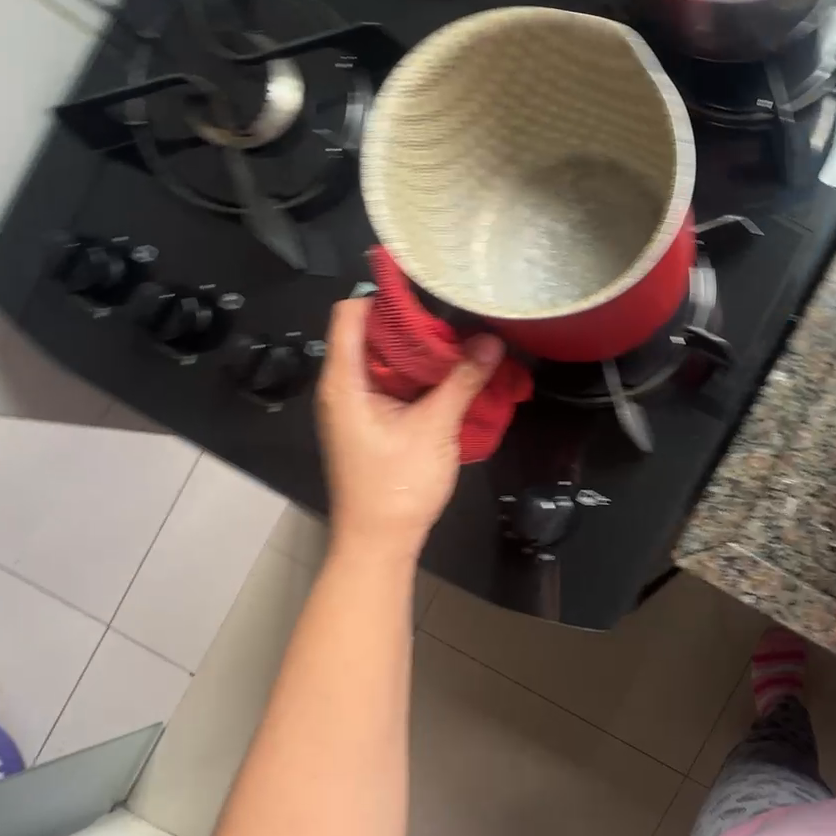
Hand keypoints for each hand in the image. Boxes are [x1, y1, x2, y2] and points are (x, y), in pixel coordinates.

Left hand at [315, 298, 503, 558]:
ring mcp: (357, 407)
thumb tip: (492, 341)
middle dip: (417, 328)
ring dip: (425, 357)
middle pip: (373, 336)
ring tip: (466, 350)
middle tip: (461, 324)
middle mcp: (344, 387)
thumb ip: (462, 381)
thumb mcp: (435, 428)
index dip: (387, 298)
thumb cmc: (397, 484)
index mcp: (344, 380)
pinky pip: (396, 388)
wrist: (380, 540)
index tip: (431, 294)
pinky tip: (456, 383)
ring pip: (389, 364)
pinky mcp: (373, 424)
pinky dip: (423, 381)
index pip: (351, 313)